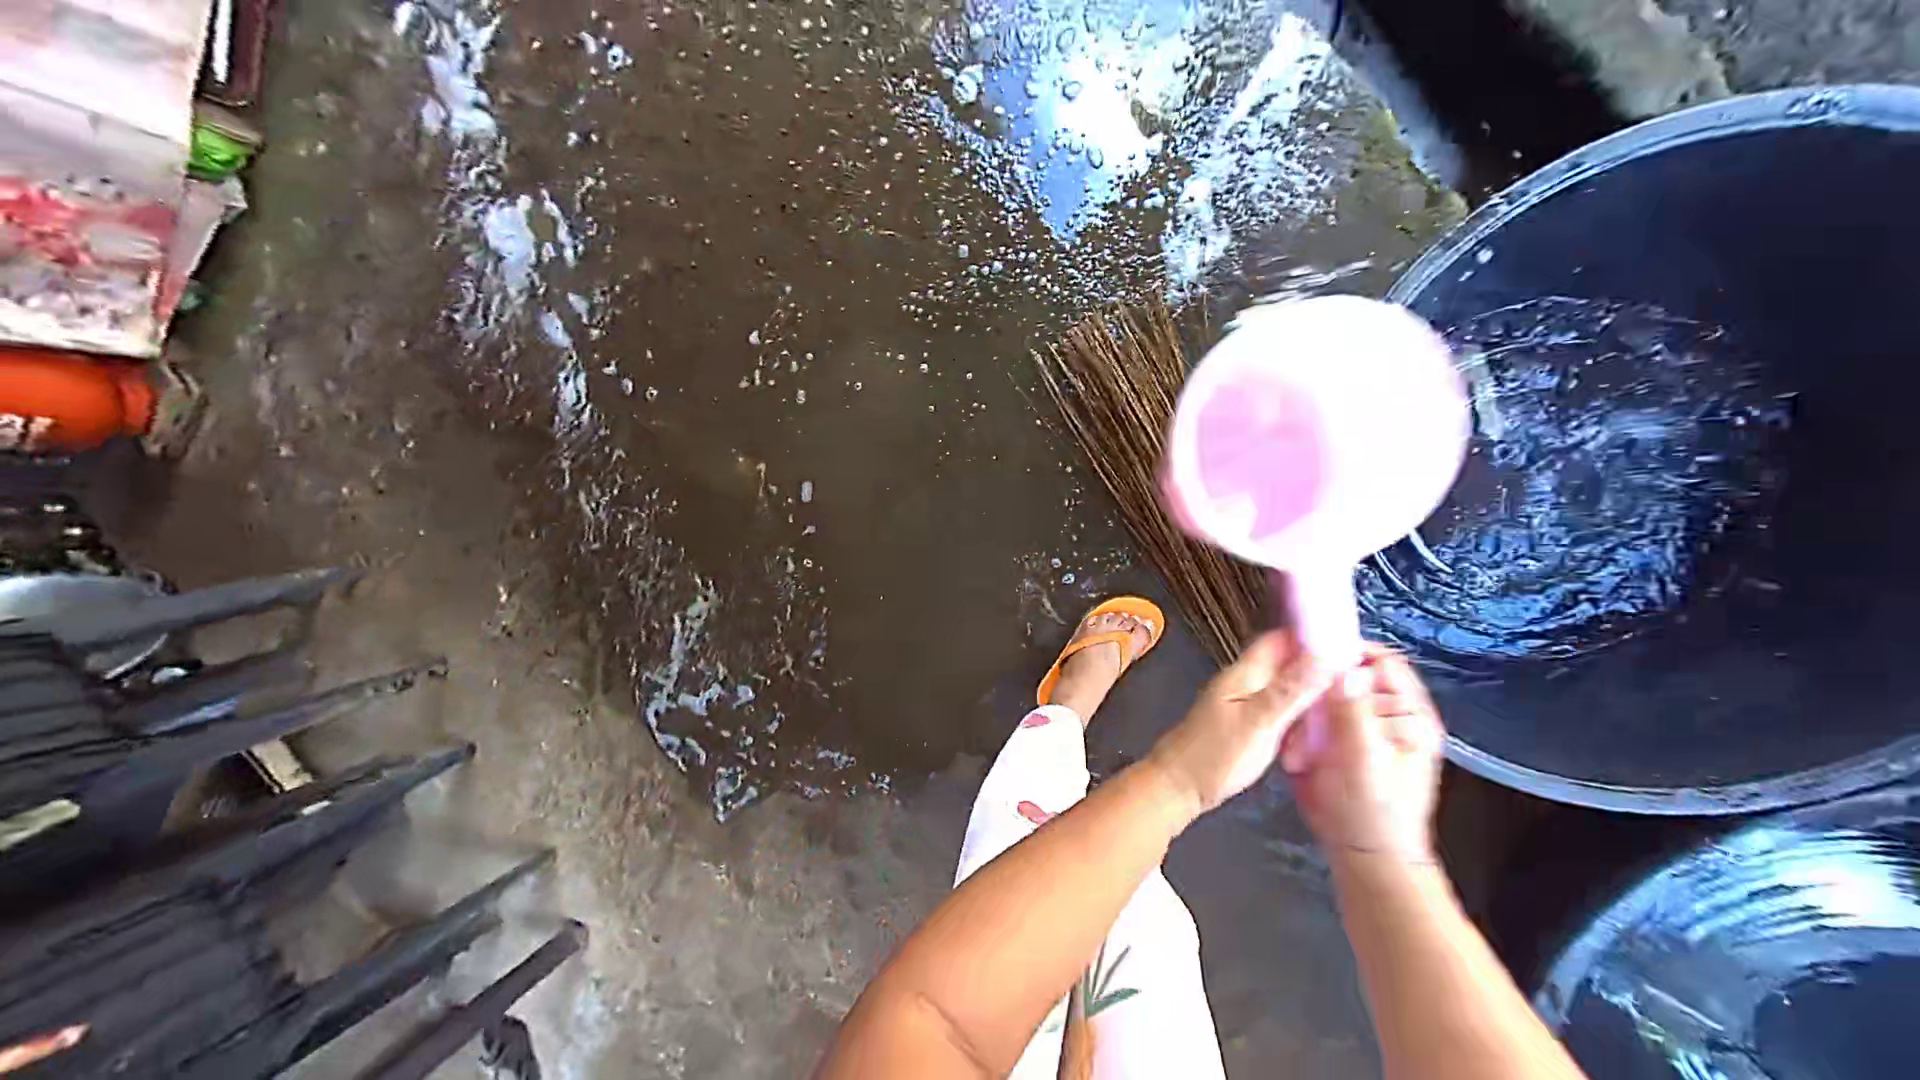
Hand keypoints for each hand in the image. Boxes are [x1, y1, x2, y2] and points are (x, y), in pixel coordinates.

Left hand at [1146, 631, 1335, 814]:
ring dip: (1309, 692)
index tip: (1347, 644)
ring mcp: (1243, 703)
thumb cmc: (1215, 755)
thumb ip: (1290, 690)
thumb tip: (1325, 656)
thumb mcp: (1258, 722)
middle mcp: (1243, 682)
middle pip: (1284, 662)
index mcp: (1243, 674)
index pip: (1278, 640)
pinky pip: (1278, 708)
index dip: (1310, 636)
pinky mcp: (1246, 724)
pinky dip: (1298, 713)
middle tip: (1355, 678)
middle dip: (1316, 666)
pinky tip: (1317, 727)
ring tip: (1344, 702)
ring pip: (1283, 687)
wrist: (1178, 787)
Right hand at [1283, 644, 1444, 864]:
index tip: (1316, 653)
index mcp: (1408, 716)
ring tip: (1301, 731)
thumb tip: (1344, 669)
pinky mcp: (1337, 742)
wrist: (1361, 853)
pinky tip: (1298, 744)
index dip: (1350, 652)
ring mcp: (1360, 728)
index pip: (1382, 662)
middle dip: (1322, 685)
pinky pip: (1314, 717)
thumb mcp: (1365, 760)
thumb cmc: (1373, 813)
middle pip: (1350, 675)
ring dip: (1309, 707)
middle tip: (1303, 698)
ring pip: (1327, 696)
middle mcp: (1386, 716)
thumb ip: (1355, 712)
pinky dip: (1302, 725)